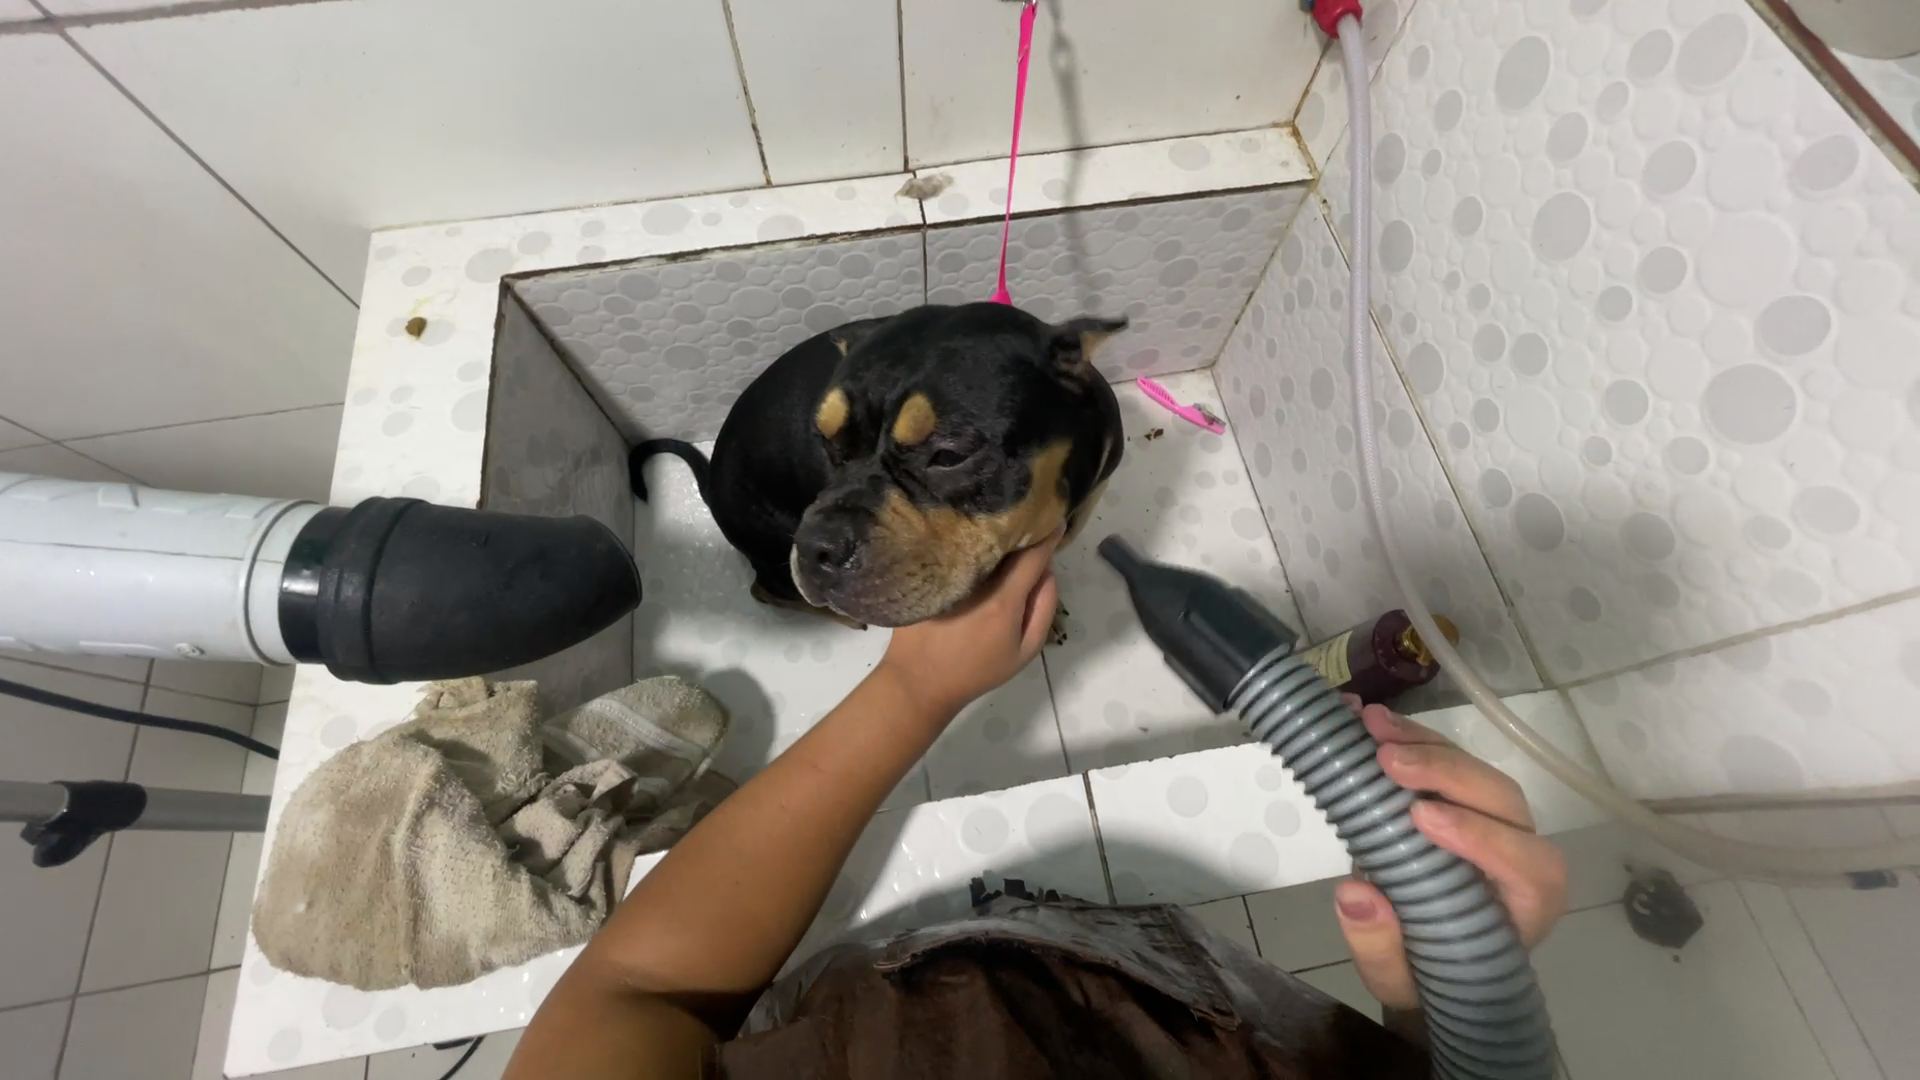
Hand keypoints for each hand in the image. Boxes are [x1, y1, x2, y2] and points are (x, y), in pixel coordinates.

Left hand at [877, 529, 1063, 719]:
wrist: (919, 681)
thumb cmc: (976, 670)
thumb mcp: (1024, 651)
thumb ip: (1043, 609)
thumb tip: (1048, 571)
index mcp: (1003, 598)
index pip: (1032, 554)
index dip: (1046, 535)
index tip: (1053, 520)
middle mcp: (974, 578)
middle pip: (1001, 539)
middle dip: (1016, 529)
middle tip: (1026, 525)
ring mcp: (945, 572)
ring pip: (974, 539)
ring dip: (989, 532)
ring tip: (998, 530)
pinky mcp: (924, 572)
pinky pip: (951, 548)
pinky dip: (964, 542)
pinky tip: (967, 544)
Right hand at [1333, 700, 1568, 1012]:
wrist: (1420, 957)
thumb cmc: (1421, 974)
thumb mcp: (1396, 979)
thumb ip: (1381, 947)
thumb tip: (1356, 894)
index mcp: (1521, 907)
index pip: (1531, 866)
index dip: (1485, 837)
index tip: (1420, 817)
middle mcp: (1513, 855)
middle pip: (1504, 803)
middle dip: (1447, 773)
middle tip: (1385, 757)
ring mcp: (1482, 819)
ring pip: (1474, 771)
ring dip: (1422, 743)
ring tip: (1369, 722)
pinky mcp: (1447, 797)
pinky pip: (1439, 758)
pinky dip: (1404, 735)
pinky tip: (1365, 718)